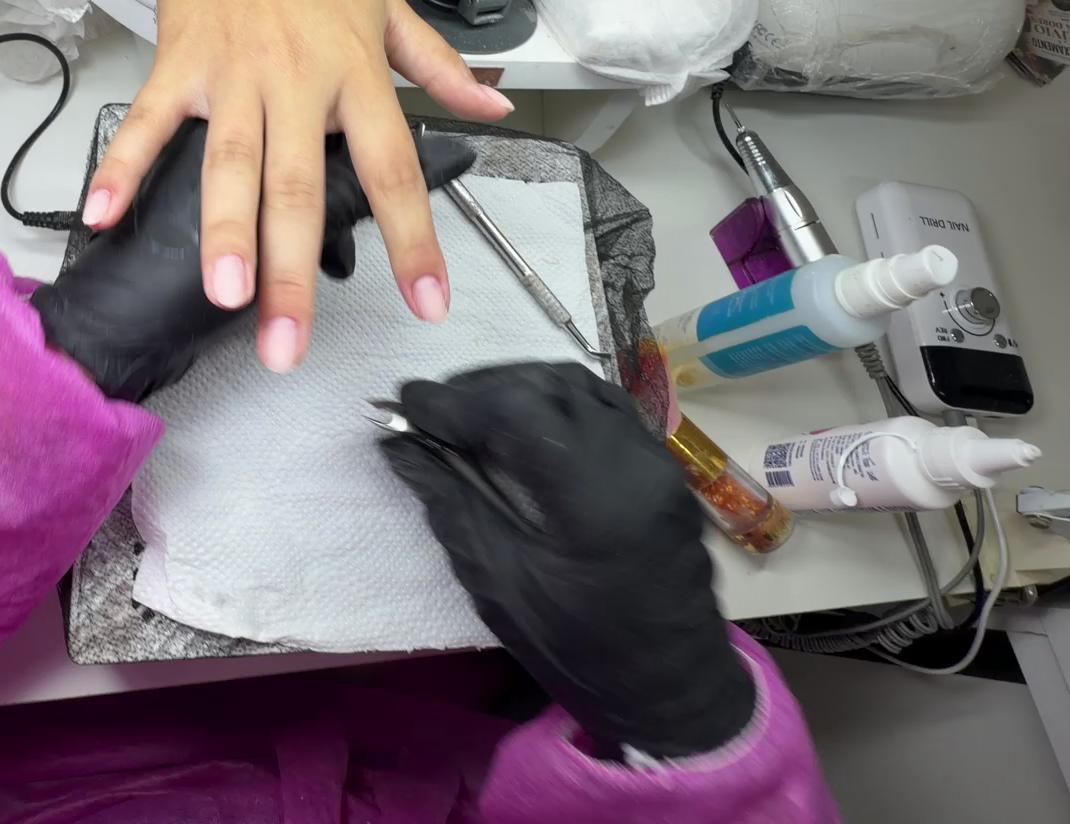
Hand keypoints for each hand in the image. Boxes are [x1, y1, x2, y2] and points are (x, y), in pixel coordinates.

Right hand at [80, 0, 513, 373]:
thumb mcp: (390, 5)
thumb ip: (440, 66)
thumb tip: (494, 109)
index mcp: (356, 72)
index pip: (394, 169)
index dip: (414, 241)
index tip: (427, 305)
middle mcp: (297, 80)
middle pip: (299, 186)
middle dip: (293, 271)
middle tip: (287, 344)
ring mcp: (233, 73)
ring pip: (230, 164)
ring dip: (224, 232)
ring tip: (224, 296)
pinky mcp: (178, 63)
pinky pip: (150, 121)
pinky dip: (123, 165)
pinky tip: (103, 214)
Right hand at [380, 362, 755, 759]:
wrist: (672, 686)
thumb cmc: (575, 646)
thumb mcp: (495, 578)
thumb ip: (446, 498)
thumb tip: (397, 443)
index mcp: (592, 499)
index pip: (513, 412)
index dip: (451, 401)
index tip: (404, 402)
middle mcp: (632, 461)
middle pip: (544, 386)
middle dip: (478, 388)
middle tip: (431, 408)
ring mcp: (655, 456)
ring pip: (575, 384)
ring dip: (513, 385)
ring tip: (470, 408)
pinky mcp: (660, 460)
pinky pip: (600, 401)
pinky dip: (551, 396)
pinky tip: (522, 417)